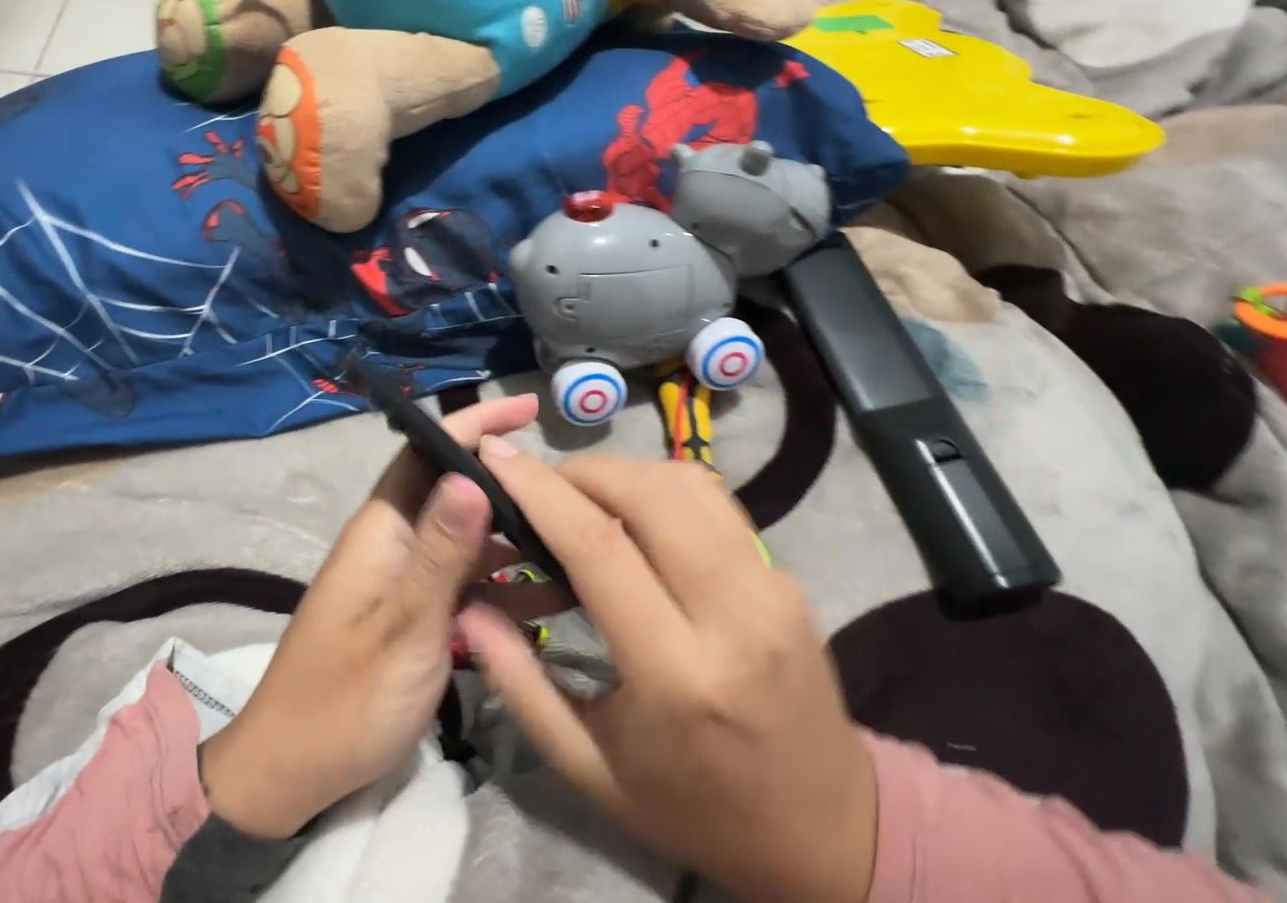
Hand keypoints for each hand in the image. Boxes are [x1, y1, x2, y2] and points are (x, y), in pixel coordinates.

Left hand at [199, 393, 551, 838]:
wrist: (292, 772)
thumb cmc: (346, 697)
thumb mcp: (403, 625)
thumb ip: (440, 552)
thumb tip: (473, 472)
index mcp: (382, 530)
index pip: (428, 453)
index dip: (475, 423)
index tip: (528, 407)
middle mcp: (394, 544)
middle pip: (457, 495)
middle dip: (512, 487)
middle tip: (574, 493)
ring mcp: (406, 582)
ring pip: (470, 542)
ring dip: (518, 541)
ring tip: (579, 545)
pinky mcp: (416, 616)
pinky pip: (468, 585)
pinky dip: (506, 586)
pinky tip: (553, 599)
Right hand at [457, 442, 877, 902]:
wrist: (820, 826)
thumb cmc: (692, 806)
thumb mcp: (588, 767)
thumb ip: (520, 683)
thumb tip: (466, 608)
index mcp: (676, 674)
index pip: (600, 546)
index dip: (540, 491)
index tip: (495, 460)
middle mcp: (734, 615)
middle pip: (651, 492)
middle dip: (582, 470)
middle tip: (536, 486)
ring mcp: (772, 588)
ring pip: (690, 484)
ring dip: (624, 473)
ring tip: (580, 500)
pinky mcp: (786, 577)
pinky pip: (715, 504)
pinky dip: (662, 491)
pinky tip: (632, 521)